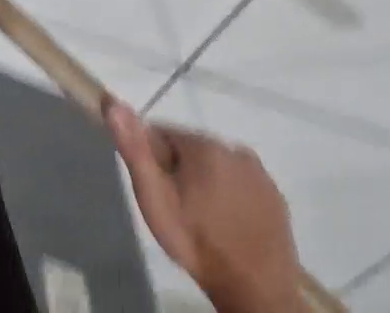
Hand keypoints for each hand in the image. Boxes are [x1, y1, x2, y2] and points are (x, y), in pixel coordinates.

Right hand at [107, 102, 302, 312]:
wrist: (254, 290)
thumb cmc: (193, 238)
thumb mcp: (152, 194)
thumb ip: (134, 147)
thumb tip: (111, 101)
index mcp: (204, 146)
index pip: (161, 133)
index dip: (151, 158)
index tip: (154, 187)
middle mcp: (237, 151)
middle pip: (190, 148)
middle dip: (176, 167)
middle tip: (172, 203)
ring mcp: (262, 176)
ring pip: (216, 165)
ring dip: (203, 179)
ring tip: (197, 214)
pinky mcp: (277, 199)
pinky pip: (240, 182)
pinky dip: (228, 192)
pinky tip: (222, 220)